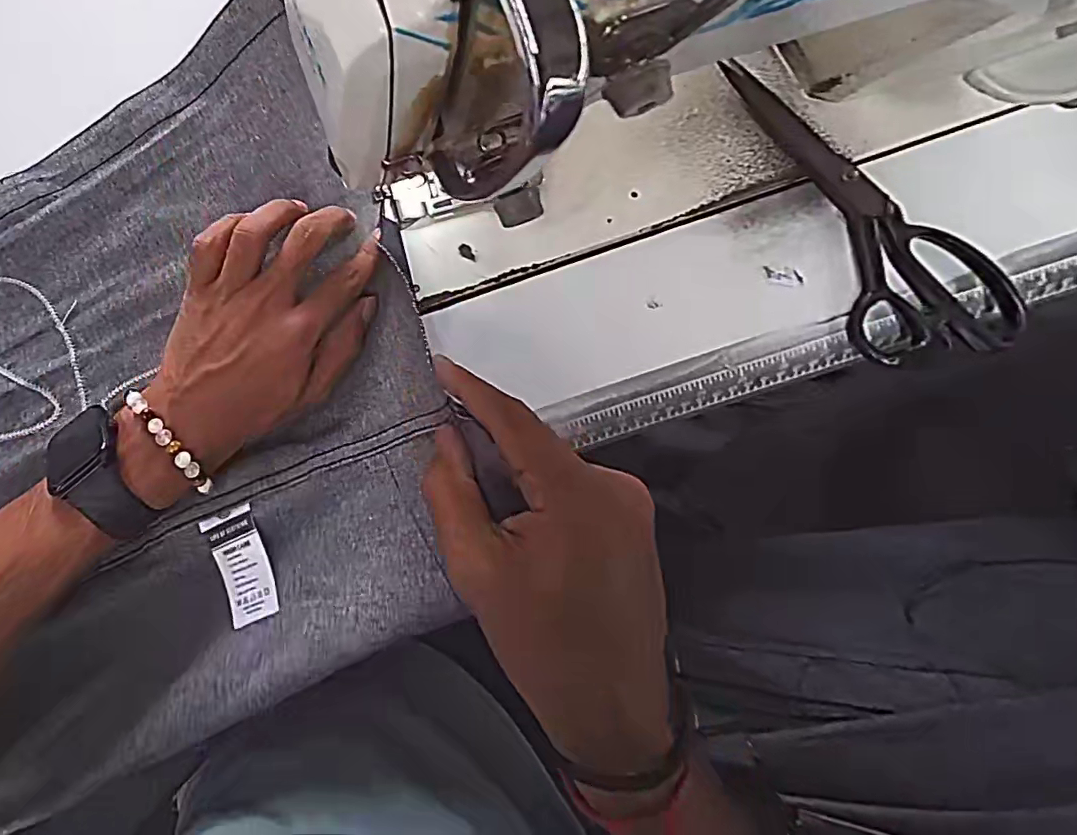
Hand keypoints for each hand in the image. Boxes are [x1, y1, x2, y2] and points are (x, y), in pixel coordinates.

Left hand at [141, 199, 381, 485]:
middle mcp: (264, 305)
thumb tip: (365, 309)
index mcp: (296, 332)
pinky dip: (228, 225)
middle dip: (331, 221)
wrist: (192, 418)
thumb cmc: (248, 408)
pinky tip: (246, 224)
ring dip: (280, 211)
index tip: (371, 248)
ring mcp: (229, 294)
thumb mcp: (310, 393)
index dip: (366, 258)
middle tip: (341, 220)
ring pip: (254, 232)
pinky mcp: (199, 291)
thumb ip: (343, 348)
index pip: (343, 281)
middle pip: (303, 240)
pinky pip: (209, 243)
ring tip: (296, 210)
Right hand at [422, 357, 672, 778]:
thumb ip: (452, 491)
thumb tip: (447, 442)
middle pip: (532, 441)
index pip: (514, 420)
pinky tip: (522, 530)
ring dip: (513, 472)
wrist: (611, 708)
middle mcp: (613, 490)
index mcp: (577, 497)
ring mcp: (628, 504)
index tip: (446, 368)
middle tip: (451, 459)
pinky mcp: (631, 518)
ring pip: (550, 461)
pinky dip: (538, 488)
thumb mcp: (475, 567)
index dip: (473, 389)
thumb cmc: (549, 649)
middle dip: (487, 442)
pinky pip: (571, 481)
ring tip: (493, 523)